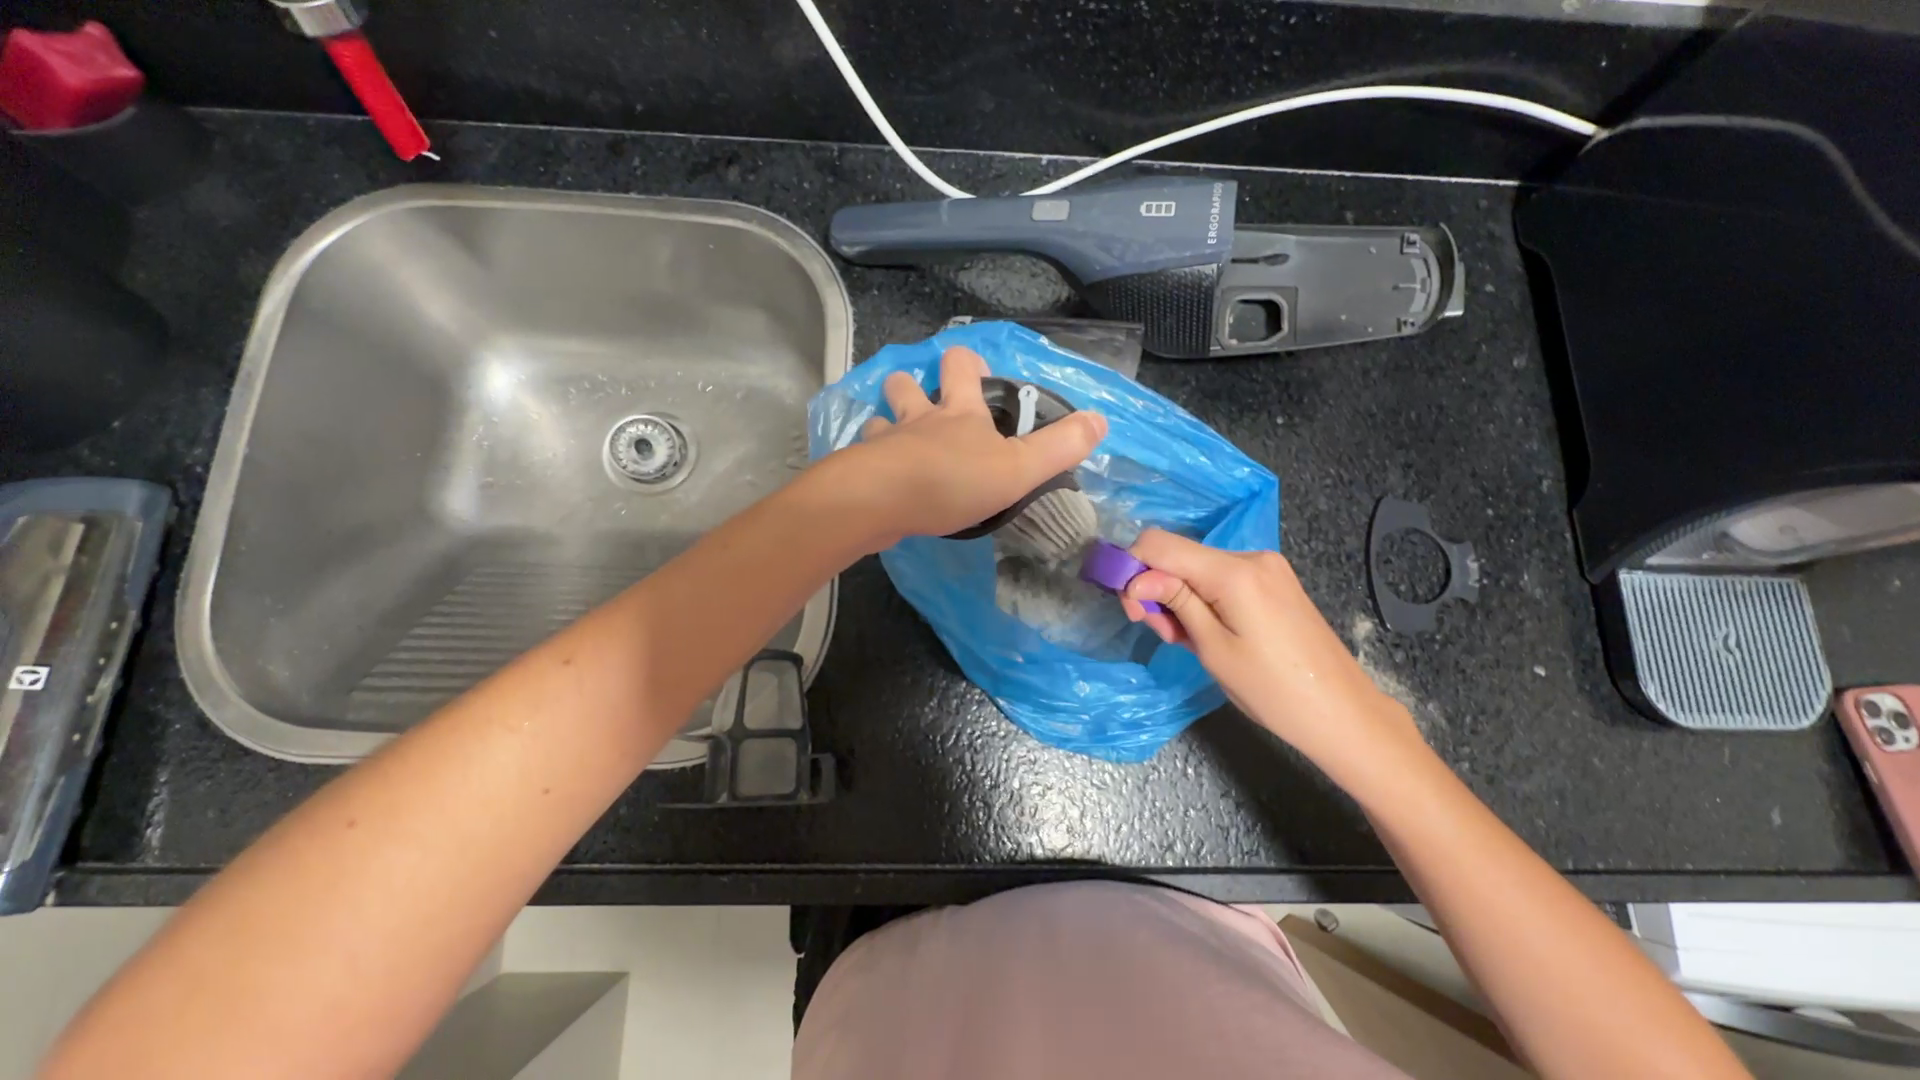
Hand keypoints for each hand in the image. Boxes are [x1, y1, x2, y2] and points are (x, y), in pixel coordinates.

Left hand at [828, 346, 1107, 547]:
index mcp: (958, 413)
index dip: (967, 362)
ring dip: (885, 424)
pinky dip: (868, 463)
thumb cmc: (952, 480)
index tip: (974, 371)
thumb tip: (1100, 419)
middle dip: (911, 385)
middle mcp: (918, 419)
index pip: (961, 366)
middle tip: (921, 400)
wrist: (880, 502)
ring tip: (893, 440)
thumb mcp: (1019, 468)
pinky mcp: (860, 472)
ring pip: (879, 420)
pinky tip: (875, 479)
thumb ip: (1059, 447)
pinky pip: (862, 459)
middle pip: (906, 383)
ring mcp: (884, 443)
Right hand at [1119, 529, 1427, 783]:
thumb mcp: (1213, 648)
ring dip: (1179, 598)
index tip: (1132, 611)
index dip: (1132, 569)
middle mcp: (1250, 557)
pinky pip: (1222, 579)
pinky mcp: (1274, 583)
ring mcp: (1266, 568)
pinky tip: (1208, 633)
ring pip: (1198, 569)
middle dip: (1156, 589)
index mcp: (1233, 571)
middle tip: (1161, 634)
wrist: (1342, 712)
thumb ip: (1175, 603)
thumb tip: (1136, 578)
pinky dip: (1203, 599)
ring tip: (1186, 641)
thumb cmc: (1272, 689)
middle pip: (1179, 555)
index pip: (1159, 544)